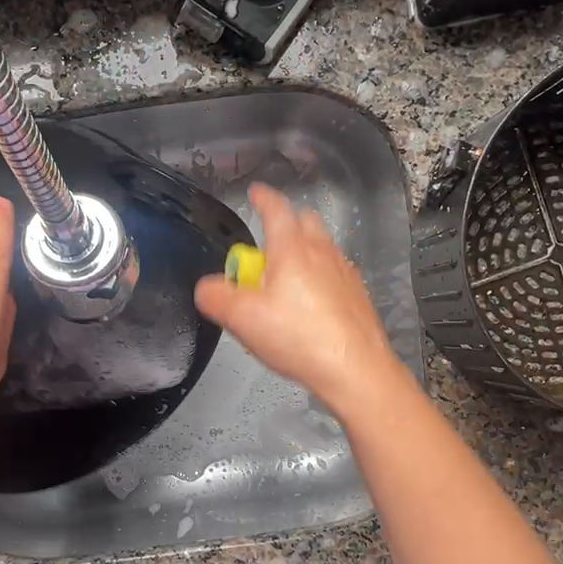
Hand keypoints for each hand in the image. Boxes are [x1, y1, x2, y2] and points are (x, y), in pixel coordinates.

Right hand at [194, 184, 403, 414]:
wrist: (355, 369)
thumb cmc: (299, 338)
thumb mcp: (242, 319)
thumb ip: (216, 296)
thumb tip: (206, 287)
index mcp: (292, 249)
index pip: (277, 209)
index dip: (263, 198)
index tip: (255, 193)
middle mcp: (322, 252)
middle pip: (304, 222)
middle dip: (285, 224)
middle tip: (265, 246)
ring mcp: (344, 273)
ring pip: (321, 247)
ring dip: (302, 251)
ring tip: (284, 279)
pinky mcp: (356, 296)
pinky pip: (334, 273)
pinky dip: (318, 276)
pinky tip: (309, 304)